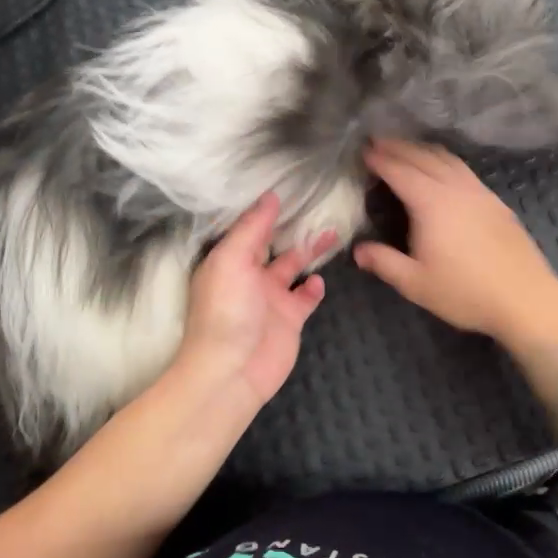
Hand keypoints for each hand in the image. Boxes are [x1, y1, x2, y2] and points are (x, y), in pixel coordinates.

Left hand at [176, 193, 335, 407]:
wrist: (232, 371)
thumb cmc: (226, 311)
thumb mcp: (232, 260)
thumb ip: (252, 228)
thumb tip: (270, 196)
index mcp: (230, 259)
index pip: (250, 228)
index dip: (267, 209)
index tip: (290, 186)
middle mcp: (250, 275)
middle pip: (274, 244)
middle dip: (293, 227)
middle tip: (320, 205)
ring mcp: (271, 298)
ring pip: (294, 266)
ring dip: (310, 251)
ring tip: (331, 233)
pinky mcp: (290, 319)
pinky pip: (306, 296)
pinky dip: (314, 286)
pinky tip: (318, 280)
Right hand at [354, 139, 557, 350]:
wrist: (526, 298)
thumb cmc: (466, 293)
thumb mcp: (417, 284)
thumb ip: (385, 263)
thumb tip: (358, 251)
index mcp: (432, 203)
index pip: (400, 171)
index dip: (380, 159)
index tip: (363, 150)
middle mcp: (455, 188)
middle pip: (423, 157)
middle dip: (398, 147)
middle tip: (377, 142)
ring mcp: (479, 192)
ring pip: (447, 158)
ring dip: (422, 149)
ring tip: (406, 149)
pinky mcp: (495, 200)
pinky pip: (463, 168)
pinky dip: (444, 160)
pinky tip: (442, 170)